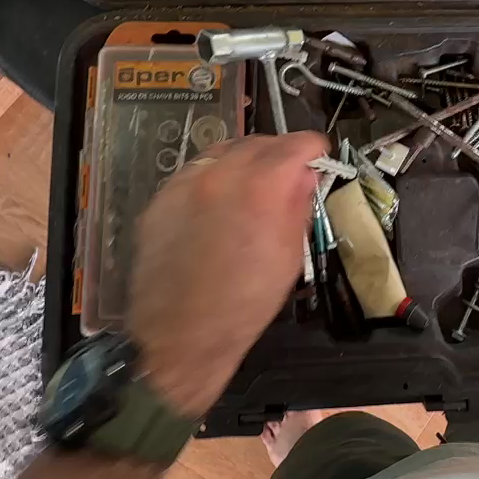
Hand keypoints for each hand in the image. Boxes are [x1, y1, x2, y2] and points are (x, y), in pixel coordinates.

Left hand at [126, 131, 327, 415]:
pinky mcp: (160, 198)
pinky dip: (214, 177)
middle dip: (279, 153)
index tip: (318, 159)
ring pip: (223, 149)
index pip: (296, 144)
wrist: (182, 337)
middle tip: (288, 176)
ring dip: (245, 160)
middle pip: (259, 141)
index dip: (313, 150)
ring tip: (252, 186)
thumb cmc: (247, 303)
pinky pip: (195, 172)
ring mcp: (185, 183)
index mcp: (261, 188)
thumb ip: (299, 205)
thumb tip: (305, 174)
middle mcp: (221, 174)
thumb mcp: (290, 256)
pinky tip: (218, 204)